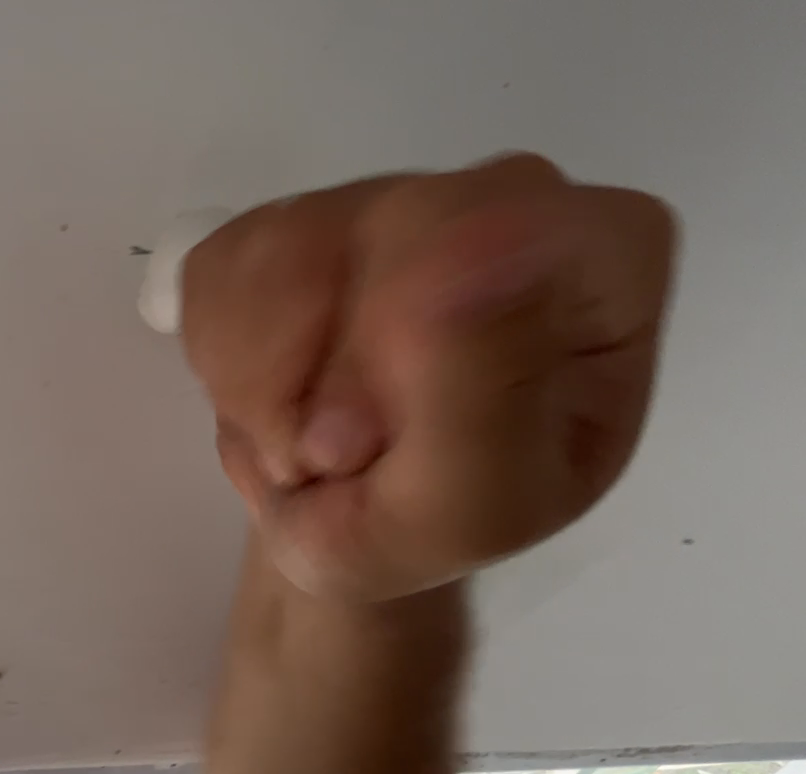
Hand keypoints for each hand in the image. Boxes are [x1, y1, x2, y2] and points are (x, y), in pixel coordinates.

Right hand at [181, 153, 677, 600]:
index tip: (355, 441)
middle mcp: (493, 206)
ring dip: (250, 378)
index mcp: (589, 256)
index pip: (474, 219)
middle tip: (322, 456)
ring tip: (293, 439)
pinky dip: (216, 359)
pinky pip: (216, 271)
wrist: (325, 533)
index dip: (383, 333)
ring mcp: (377, 210)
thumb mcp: (463, 504)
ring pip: (268, 248)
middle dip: (304, 371)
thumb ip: (486, 387)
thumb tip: (495, 232)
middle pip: (356, 228)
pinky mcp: (284, 231)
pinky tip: (259, 401)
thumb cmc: (407, 534)